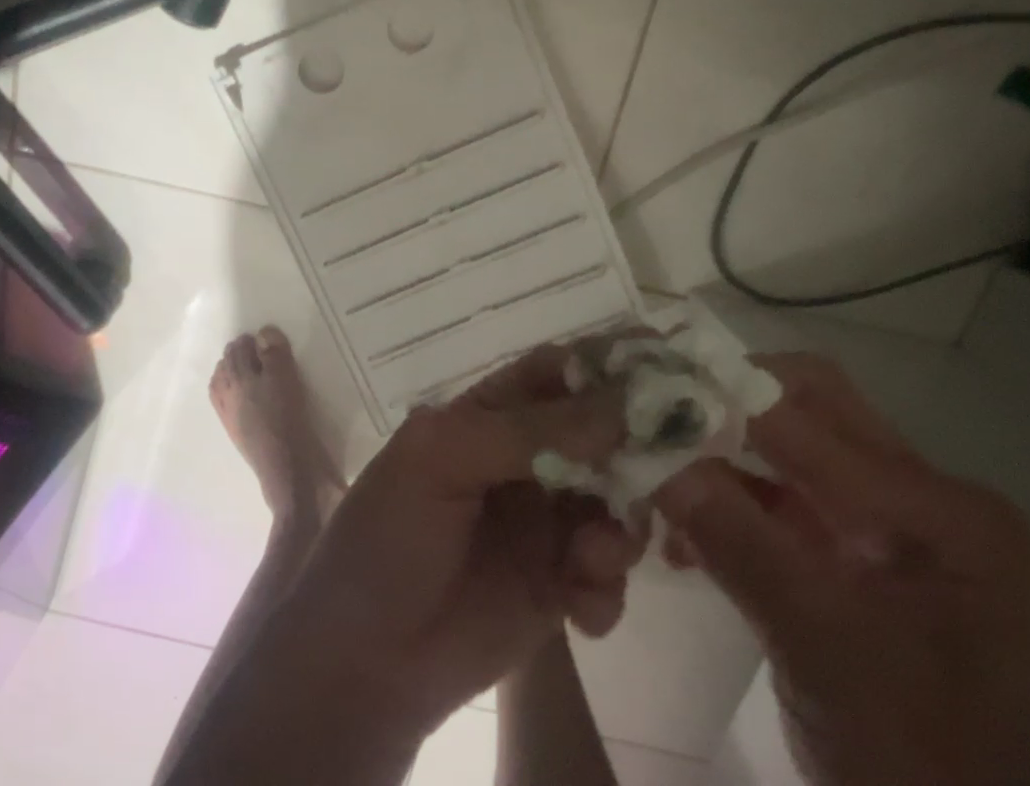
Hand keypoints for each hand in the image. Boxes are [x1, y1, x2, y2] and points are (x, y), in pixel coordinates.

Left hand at [278, 341, 645, 724]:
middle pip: (602, 437)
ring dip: (620, 529)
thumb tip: (624, 407)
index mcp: (486, 419)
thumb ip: (527, 431)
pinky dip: (607, 587)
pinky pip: (610, 572)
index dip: (607, 368)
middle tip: (660, 477)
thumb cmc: (386, 542)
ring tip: (590, 559)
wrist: (365, 661)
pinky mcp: (559, 586)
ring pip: (617, 504)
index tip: (664, 377)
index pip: (556, 374)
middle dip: (635, 455)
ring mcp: (544, 525)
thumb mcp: (438, 461)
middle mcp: (524, 462)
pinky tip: (581, 611)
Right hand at [655, 354, 1029, 785]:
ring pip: (787, 452)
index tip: (642, 386)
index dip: (723, 398)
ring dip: (717, 455)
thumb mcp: (819, 643)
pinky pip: (781, 502)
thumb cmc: (906, 748)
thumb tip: (650, 457)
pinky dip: (727, 501)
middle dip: (723, 404)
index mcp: (944, 512)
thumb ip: (737, 541)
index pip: (817, 420)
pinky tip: (678, 531)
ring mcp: (891, 528)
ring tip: (648, 470)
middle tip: (645, 411)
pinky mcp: (855, 557)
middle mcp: (926, 499)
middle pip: (809, 412)